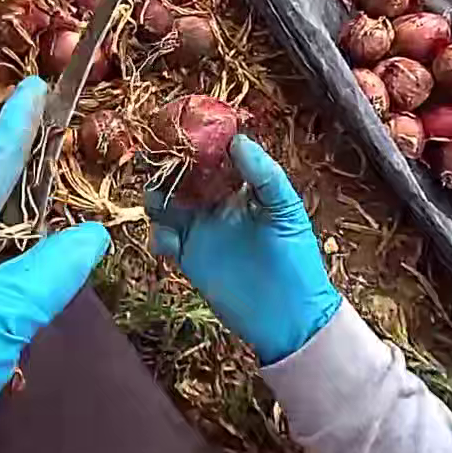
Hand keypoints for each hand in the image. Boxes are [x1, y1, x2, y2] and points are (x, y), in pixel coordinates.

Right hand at [147, 135, 341, 363]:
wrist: (289, 318)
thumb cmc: (296, 260)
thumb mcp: (286, 211)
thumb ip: (265, 175)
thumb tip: (237, 141)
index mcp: (238, 190)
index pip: (212, 160)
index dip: (196, 146)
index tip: (181, 134)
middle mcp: (214, 205)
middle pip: (181, 178)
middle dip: (167, 170)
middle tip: (157, 163)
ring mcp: (198, 230)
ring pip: (164, 205)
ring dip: (155, 198)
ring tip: (157, 201)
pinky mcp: (186, 256)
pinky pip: (161, 238)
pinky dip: (158, 235)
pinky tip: (169, 243)